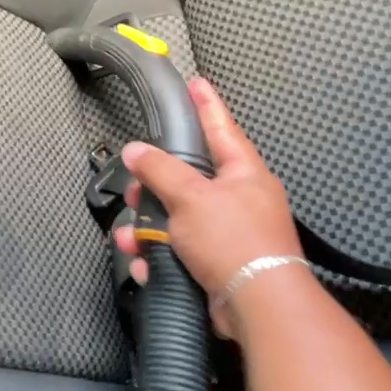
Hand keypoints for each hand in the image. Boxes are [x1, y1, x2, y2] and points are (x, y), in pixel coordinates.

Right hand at [112, 77, 307, 338]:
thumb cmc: (235, 243)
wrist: (258, 306)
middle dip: (152, 189)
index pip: (221, 129)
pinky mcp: (216, 262)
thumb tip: (136, 150)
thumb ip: (159, 170)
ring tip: (132, 239)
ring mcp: (228, 233)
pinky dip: (157, 257)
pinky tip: (147, 265)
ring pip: (174, 218)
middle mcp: (239, 200)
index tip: (197, 83)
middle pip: (186, 180)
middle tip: (134, 191)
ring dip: (147, 229)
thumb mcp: (190, 197)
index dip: (206, 106)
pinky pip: (176, 250)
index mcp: (244, 175)